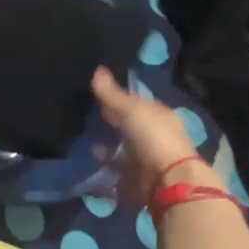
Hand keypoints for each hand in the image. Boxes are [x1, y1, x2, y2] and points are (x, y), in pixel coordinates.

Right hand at [92, 68, 202, 206]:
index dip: (118, 96)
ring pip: (121, 142)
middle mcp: (154, 133)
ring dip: (106, 139)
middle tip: (84, 109)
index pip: (136, 101)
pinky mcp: (135, 173)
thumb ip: (112, 94)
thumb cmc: (154, 137)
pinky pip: (115, 162)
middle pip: (128, 122)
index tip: (95, 90)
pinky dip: (103, 158)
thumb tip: (97, 69)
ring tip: (82, 131)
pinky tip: (89, 151)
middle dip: (110, 117)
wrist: (166, 180)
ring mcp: (145, 154)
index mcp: (160, 115)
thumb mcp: (131, 110)